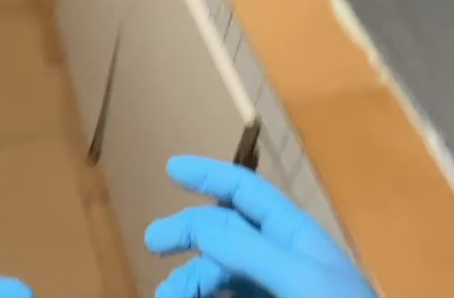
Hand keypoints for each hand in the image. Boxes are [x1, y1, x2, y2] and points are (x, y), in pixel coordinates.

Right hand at [144, 156, 376, 297]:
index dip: (209, 175)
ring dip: (192, 282)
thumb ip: (249, 252)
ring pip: (222, 278)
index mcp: (294, 238)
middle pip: (225, 235)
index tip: (171, 169)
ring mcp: (277, 296)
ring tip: (166, 297)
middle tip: (152, 244)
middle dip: (189, 233)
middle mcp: (282, 263)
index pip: (245, 192)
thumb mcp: (300, 283)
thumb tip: (200, 225)